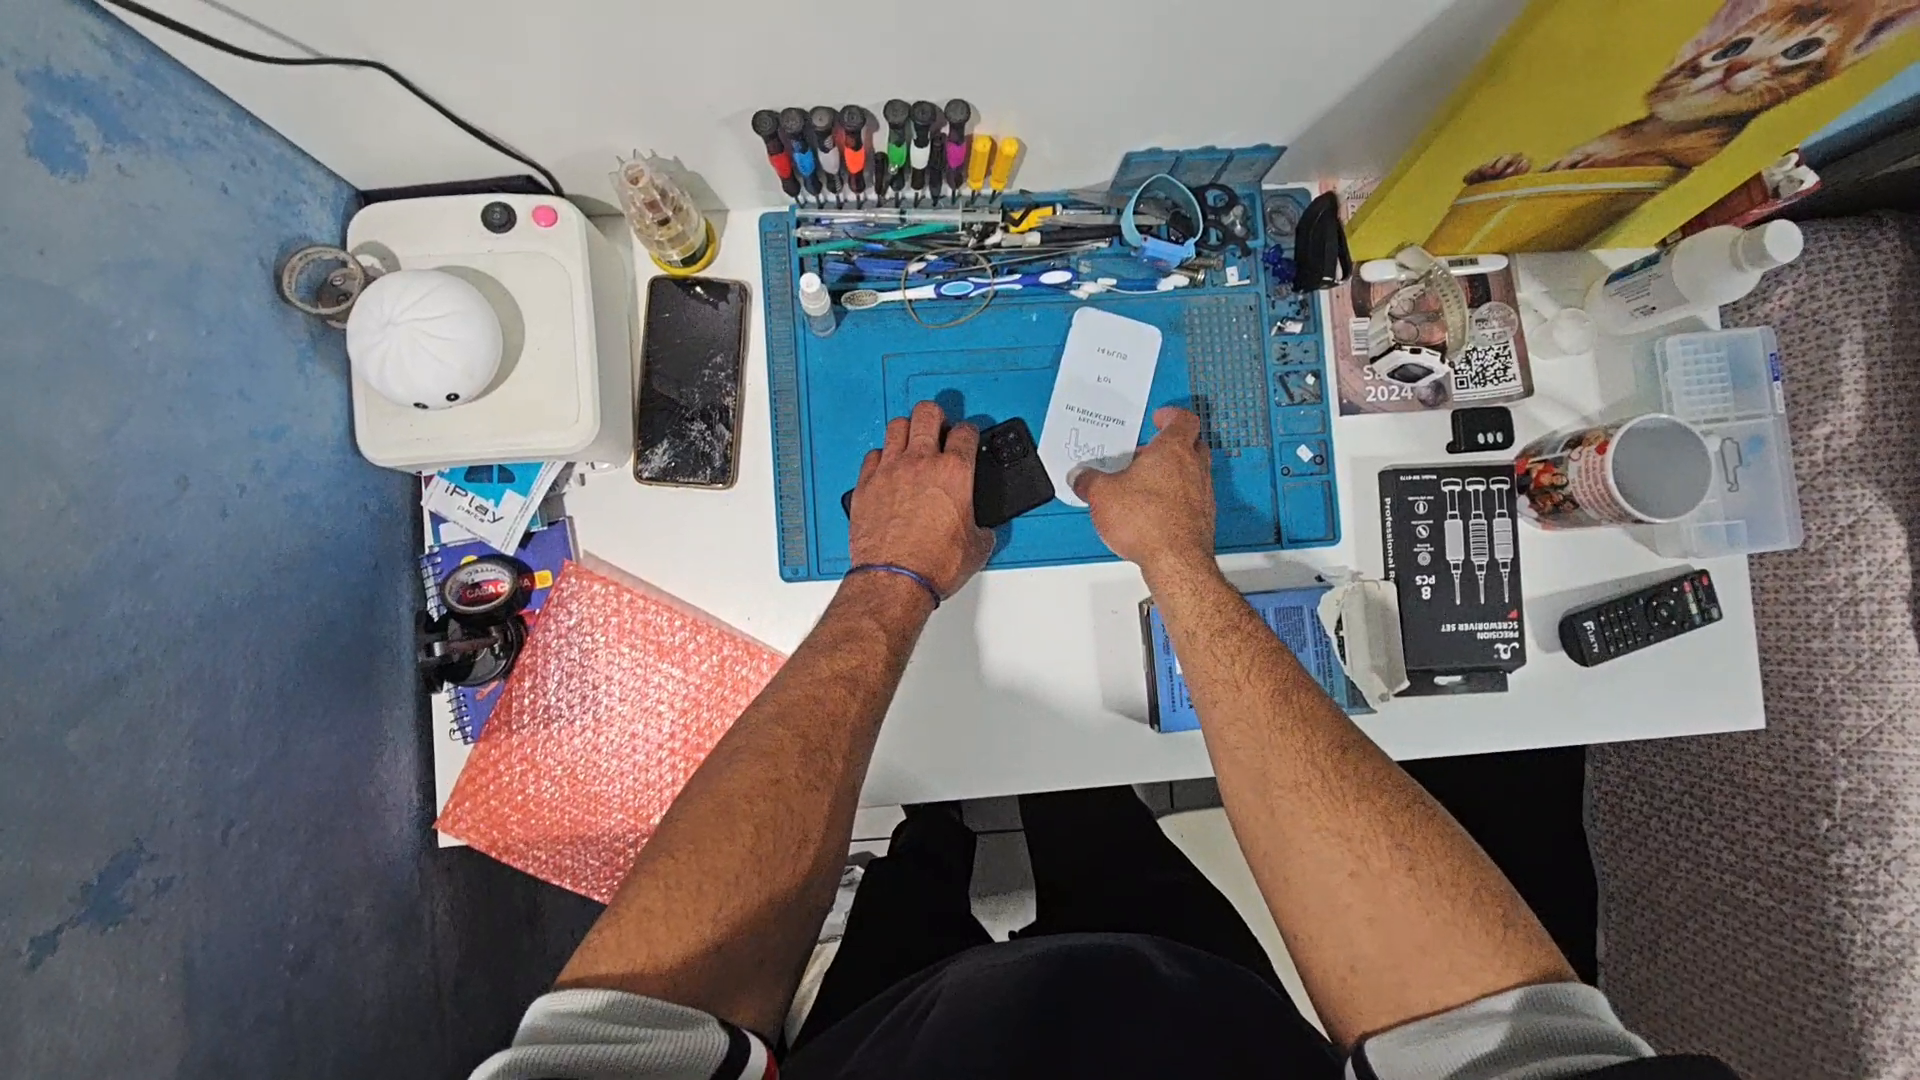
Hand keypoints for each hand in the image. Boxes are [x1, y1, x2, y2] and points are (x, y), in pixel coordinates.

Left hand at [848, 401, 995, 598]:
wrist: (896, 580)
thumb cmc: (933, 565)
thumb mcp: (977, 547)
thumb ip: (981, 527)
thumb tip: (980, 530)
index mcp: (954, 473)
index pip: (965, 433)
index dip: (969, 432)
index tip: (967, 436)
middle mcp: (921, 464)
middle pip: (927, 414)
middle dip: (936, 416)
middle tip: (939, 426)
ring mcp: (890, 471)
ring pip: (897, 426)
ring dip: (908, 429)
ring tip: (912, 439)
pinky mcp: (866, 485)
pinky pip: (873, 455)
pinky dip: (881, 456)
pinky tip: (886, 465)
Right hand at [1071, 406, 1214, 581]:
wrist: (1175, 560)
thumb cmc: (1147, 522)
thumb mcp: (1102, 496)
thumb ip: (1090, 481)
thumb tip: (1081, 477)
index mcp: (1172, 450)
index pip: (1183, 420)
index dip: (1171, 416)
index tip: (1161, 418)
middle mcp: (1194, 468)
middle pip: (1194, 444)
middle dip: (1174, 445)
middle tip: (1153, 451)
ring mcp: (1203, 494)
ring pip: (1196, 472)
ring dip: (1177, 473)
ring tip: (1151, 484)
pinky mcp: (1204, 519)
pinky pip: (1194, 499)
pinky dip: (1179, 499)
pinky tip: (1158, 511)